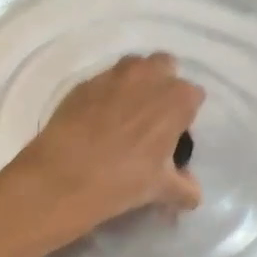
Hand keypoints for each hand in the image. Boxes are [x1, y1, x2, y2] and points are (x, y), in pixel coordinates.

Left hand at [8, 53, 204, 231]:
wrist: (64, 175)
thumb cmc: (122, 180)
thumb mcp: (162, 189)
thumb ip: (185, 186)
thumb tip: (192, 191)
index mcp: (176, 99)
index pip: (193, 95)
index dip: (184, 112)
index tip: (174, 131)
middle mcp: (146, 77)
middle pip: (163, 65)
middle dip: (161, 82)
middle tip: (152, 113)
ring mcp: (111, 76)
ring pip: (132, 66)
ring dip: (134, 80)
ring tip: (125, 110)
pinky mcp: (81, 83)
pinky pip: (101, 80)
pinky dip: (104, 92)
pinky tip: (95, 116)